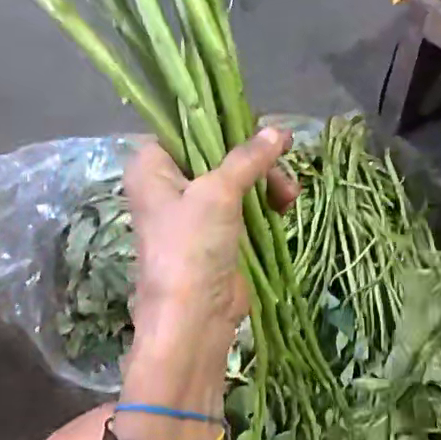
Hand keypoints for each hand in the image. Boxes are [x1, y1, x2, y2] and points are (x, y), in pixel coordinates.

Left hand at [123, 127, 296, 391]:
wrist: (194, 318)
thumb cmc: (192, 247)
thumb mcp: (218, 192)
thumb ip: (248, 157)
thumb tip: (279, 130)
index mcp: (152, 165)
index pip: (186, 125)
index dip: (223, 121)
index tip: (259, 124)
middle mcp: (168, 182)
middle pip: (217, 151)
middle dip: (255, 159)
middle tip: (281, 168)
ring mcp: (193, 208)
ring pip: (236, 177)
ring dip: (266, 181)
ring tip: (288, 197)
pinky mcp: (216, 231)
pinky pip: (244, 203)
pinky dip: (264, 202)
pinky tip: (284, 207)